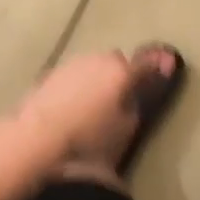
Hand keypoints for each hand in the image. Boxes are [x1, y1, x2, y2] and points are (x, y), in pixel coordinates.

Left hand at [0, 51, 141, 168]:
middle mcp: (98, 59)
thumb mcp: (125, 130)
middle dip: (119, 76)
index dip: (155, 69)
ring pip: (92, 66)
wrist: (36, 139)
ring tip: (91, 105)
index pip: (145, 65)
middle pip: (116, 62)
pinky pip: (73, 76)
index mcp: (121, 71)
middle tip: (118, 100)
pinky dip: (76, 86)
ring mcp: (72, 63)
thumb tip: (134, 94)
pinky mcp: (50, 73)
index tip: (163, 71)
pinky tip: (70, 107)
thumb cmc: (88, 140)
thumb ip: (136, 105)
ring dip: (95, 79)